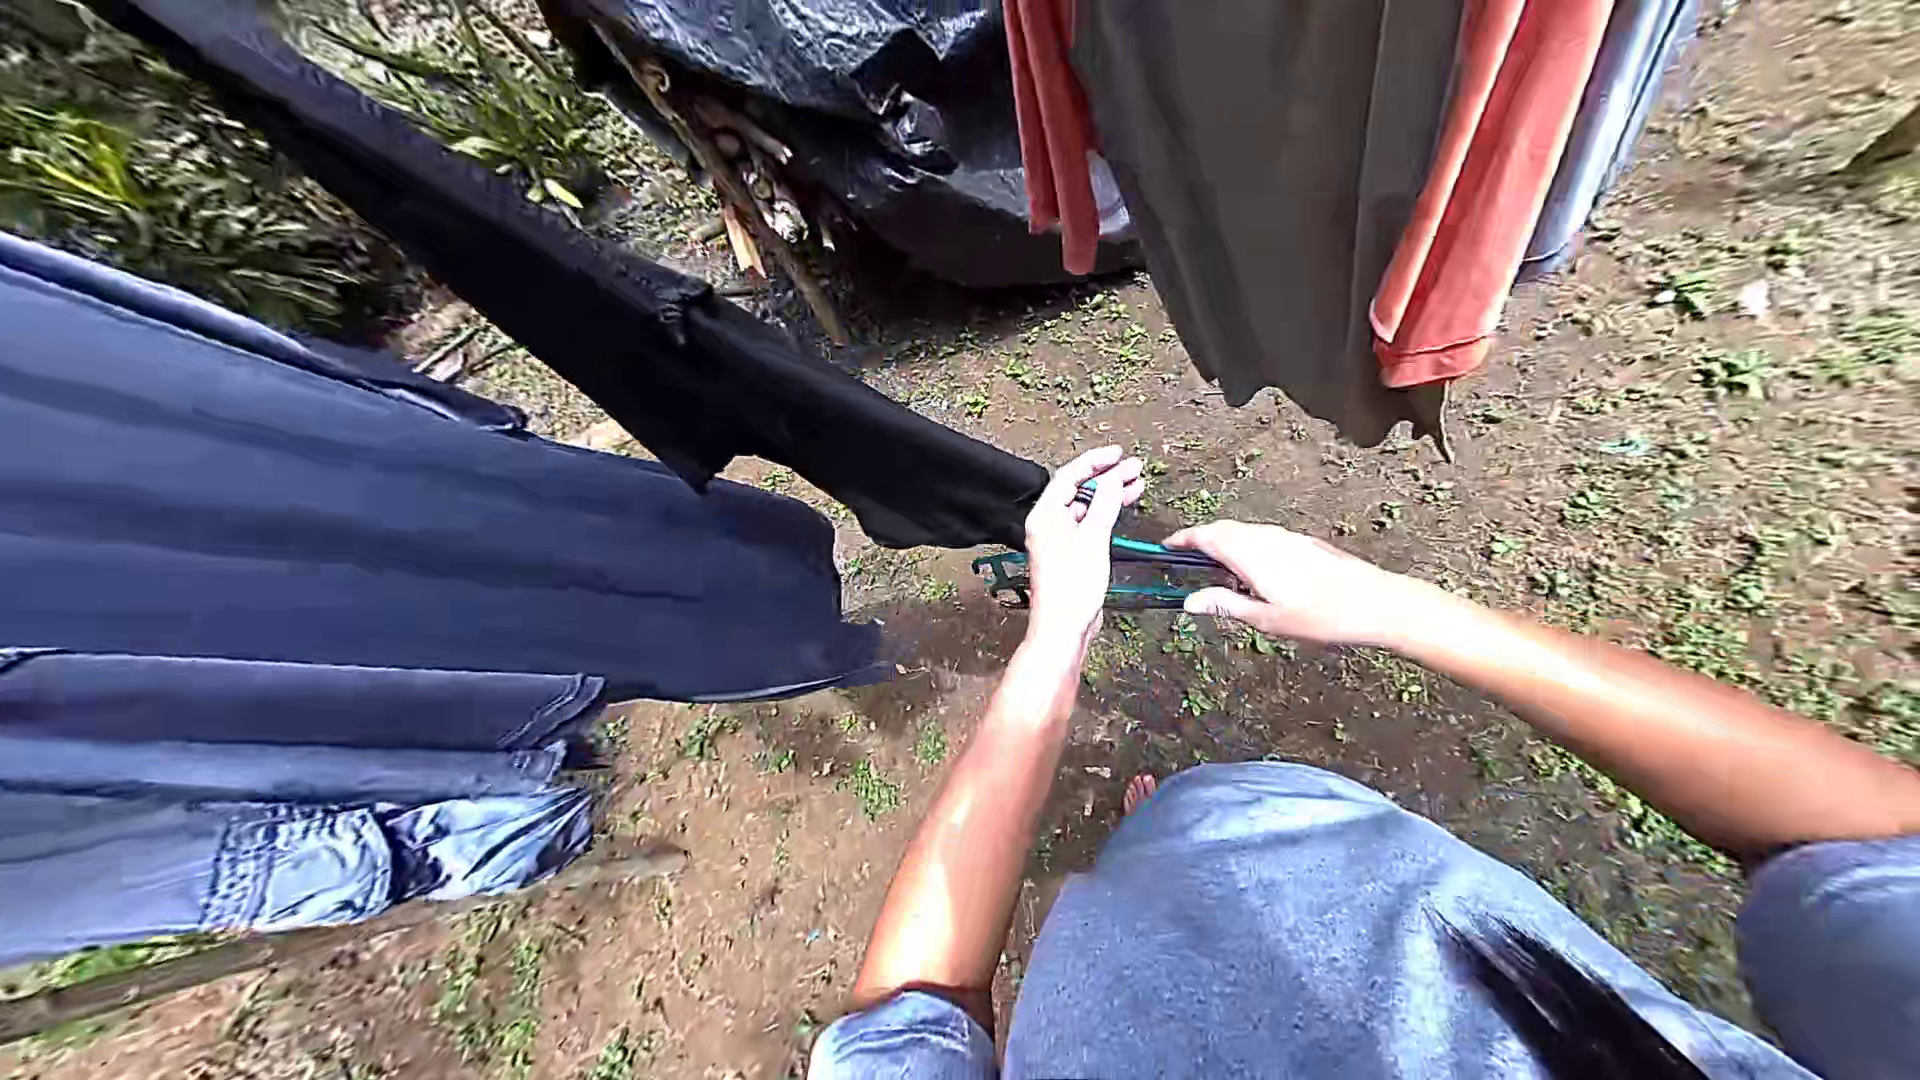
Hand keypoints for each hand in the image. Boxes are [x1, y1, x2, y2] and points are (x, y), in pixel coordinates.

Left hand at [1022, 446, 1144, 649]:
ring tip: (1136, 482)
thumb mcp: (1093, 538)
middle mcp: (1048, 524)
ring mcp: (1059, 538)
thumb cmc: (1071, 588)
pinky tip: (1124, 505)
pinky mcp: (1070, 551)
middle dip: (1106, 476)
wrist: (1064, 626)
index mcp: (1044, 515)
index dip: (1094, 461)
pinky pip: (1088, 523)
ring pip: (1085, 506)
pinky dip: (1106, 513)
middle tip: (1132, 467)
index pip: (1069, 476)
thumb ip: (1104, 505)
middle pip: (1077, 489)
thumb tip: (1111, 480)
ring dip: (1109, 494)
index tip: (1116, 454)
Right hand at [1163, 520, 1418, 646]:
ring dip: (1223, 541)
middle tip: (1185, 554)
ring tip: (1215, 565)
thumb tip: (1190, 601)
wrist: (1379, 604)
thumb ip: (1225, 606)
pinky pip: (1262, 536)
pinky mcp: (1303, 543)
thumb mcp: (1266, 619)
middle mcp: (1266, 538)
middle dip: (1200, 538)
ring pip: (1243, 531)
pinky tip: (1253, 568)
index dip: (1182, 539)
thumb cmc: (1323, 615)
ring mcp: (1287, 538)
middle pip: (1222, 529)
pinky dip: (1245, 544)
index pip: (1205, 536)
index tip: (1166, 545)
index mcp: (1250, 553)